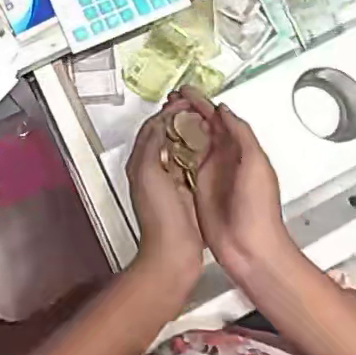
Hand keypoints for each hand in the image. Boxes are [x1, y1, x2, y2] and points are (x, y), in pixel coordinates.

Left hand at [124, 100, 205, 287]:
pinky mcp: (187, 192)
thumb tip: (158, 122)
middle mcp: (154, 169)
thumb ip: (151, 145)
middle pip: (167, 135)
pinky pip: (194, 165)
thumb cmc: (159, 217)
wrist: (173, 253)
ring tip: (208, 121)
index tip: (184, 101)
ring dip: (193, 134)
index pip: (153, 128)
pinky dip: (202, 152)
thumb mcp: (148, 173)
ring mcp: (172, 181)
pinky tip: (214, 147)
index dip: (168, 113)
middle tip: (198, 106)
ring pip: (181, 148)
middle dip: (181, 120)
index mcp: (142, 162)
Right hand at [169, 87, 290, 276]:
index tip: (187, 91)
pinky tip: (163, 145)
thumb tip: (224, 111)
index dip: (202, 103)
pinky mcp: (197, 189)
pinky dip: (173, 151)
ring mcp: (210, 174)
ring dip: (179, 127)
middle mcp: (224, 159)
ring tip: (164, 115)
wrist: (250, 248)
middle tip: (171, 100)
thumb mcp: (256, 164)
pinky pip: (183, 164)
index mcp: (240, 150)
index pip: (219, 118)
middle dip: (187, 111)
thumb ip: (241, 134)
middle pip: (203, 127)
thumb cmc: (259, 210)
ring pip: (192, 143)